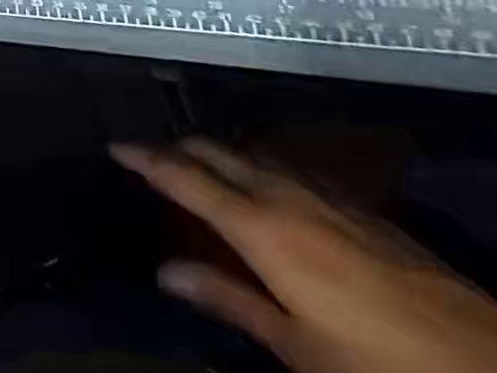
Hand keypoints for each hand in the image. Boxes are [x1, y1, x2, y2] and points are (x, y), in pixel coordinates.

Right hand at [112, 139, 496, 372]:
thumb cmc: (381, 368)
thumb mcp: (298, 348)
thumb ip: (230, 300)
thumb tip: (166, 272)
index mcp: (263, 229)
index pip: (187, 179)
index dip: (147, 159)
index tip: (115, 145)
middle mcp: (292, 199)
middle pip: (222, 153)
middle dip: (182, 147)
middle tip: (152, 153)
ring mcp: (335, 202)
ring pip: (261, 158)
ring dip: (224, 155)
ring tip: (202, 165)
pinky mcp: (370, 216)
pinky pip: (297, 175)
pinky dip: (265, 172)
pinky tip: (271, 192)